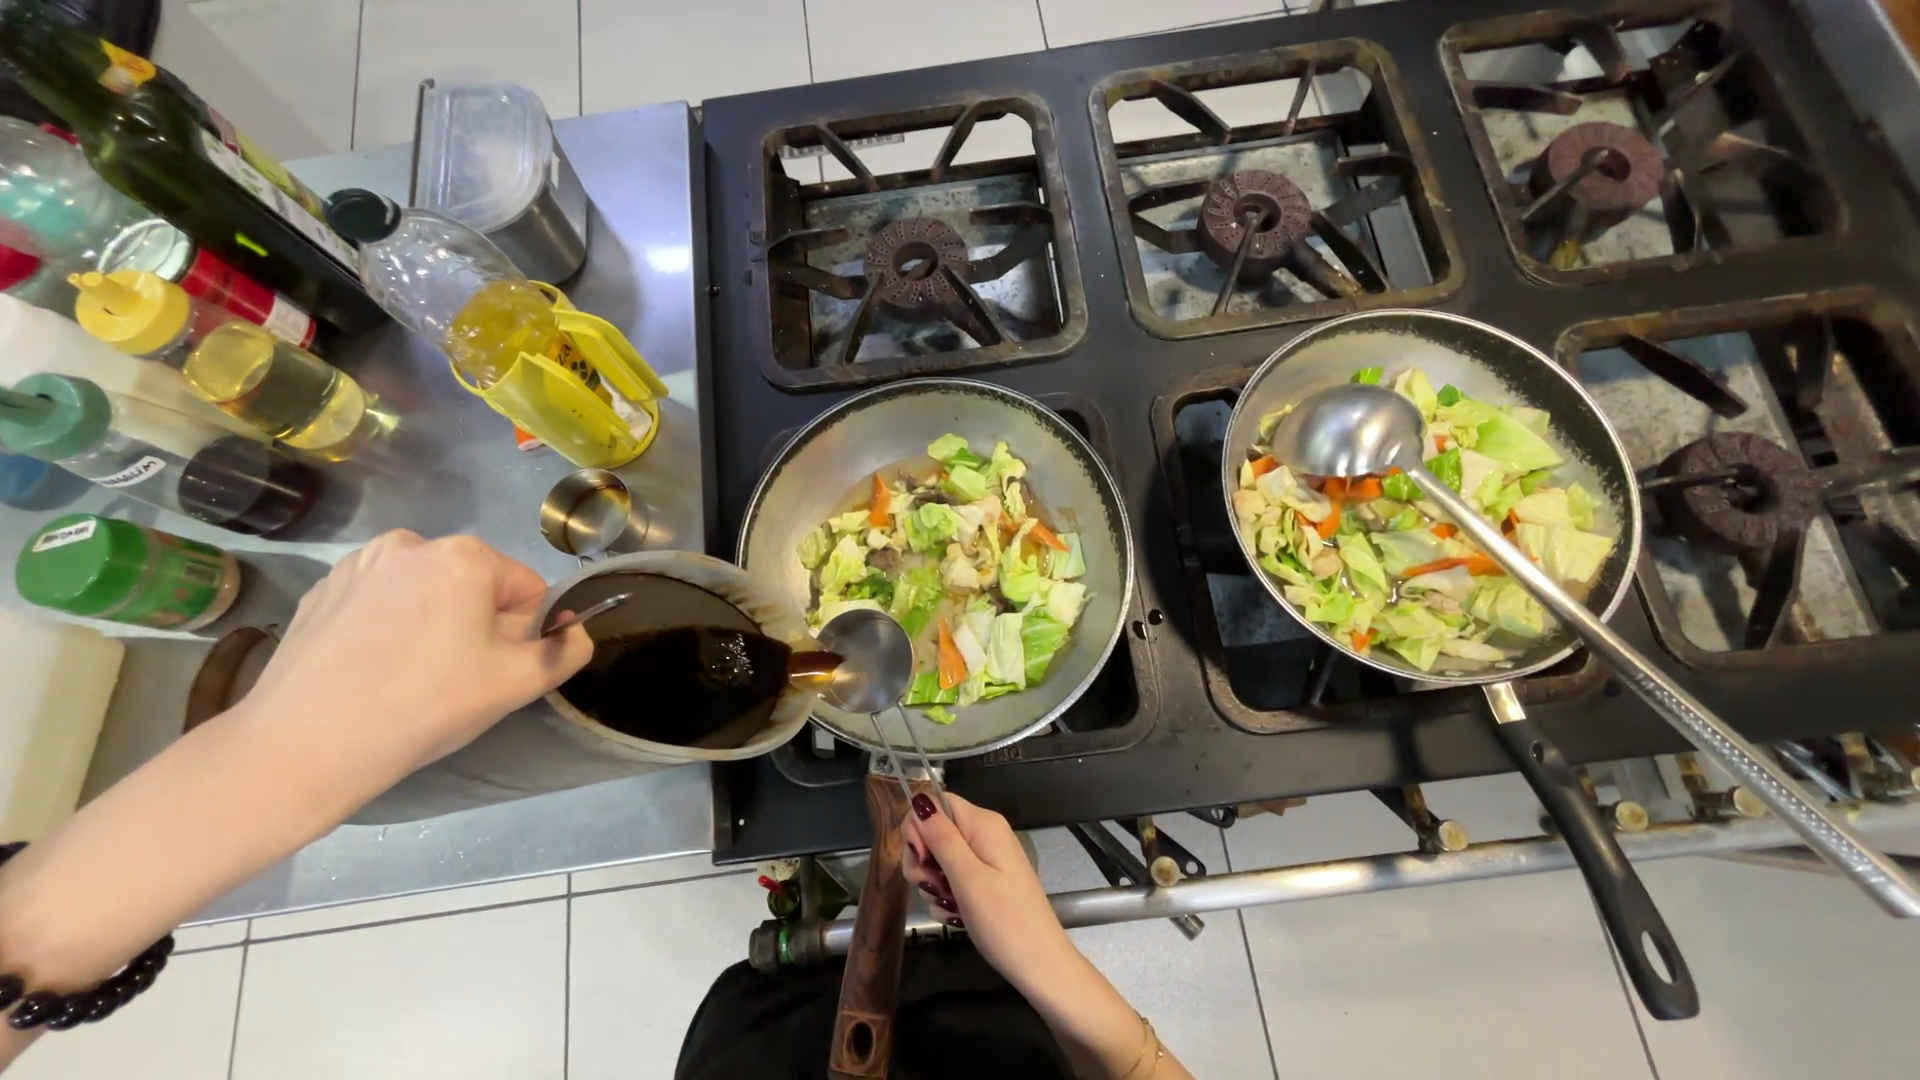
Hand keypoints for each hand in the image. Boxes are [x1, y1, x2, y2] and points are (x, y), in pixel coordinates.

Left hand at [245, 530, 593, 778]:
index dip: (523, 634)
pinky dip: (391, 627)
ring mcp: (359, 563)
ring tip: (410, 674)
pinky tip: (373, 668)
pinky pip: (385, 601)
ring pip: (431, 593)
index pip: (528, 591)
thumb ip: (568, 650)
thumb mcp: (519, 684)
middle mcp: (412, 543)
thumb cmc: (425, 706)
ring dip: (436, 624)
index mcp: (465, 556)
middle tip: (454, 679)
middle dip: (479, 626)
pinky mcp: (322, 590)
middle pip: (479, 587)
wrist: (301, 748)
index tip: (492, 671)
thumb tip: (574, 631)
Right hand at [901, 792, 1075, 993]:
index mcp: (983, 824)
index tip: (922, 860)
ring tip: (950, 908)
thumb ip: (941, 838)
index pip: (936, 801)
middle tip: (932, 888)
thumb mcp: (968, 878)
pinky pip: (952, 878)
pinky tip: (956, 916)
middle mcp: (984, 834)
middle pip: (935, 831)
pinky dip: (947, 897)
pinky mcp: (985, 881)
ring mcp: (985, 859)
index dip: (919, 826)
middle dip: (923, 860)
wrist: (1041, 966)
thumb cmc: (1005, 922)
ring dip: (934, 884)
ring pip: (939, 858)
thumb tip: (918, 799)